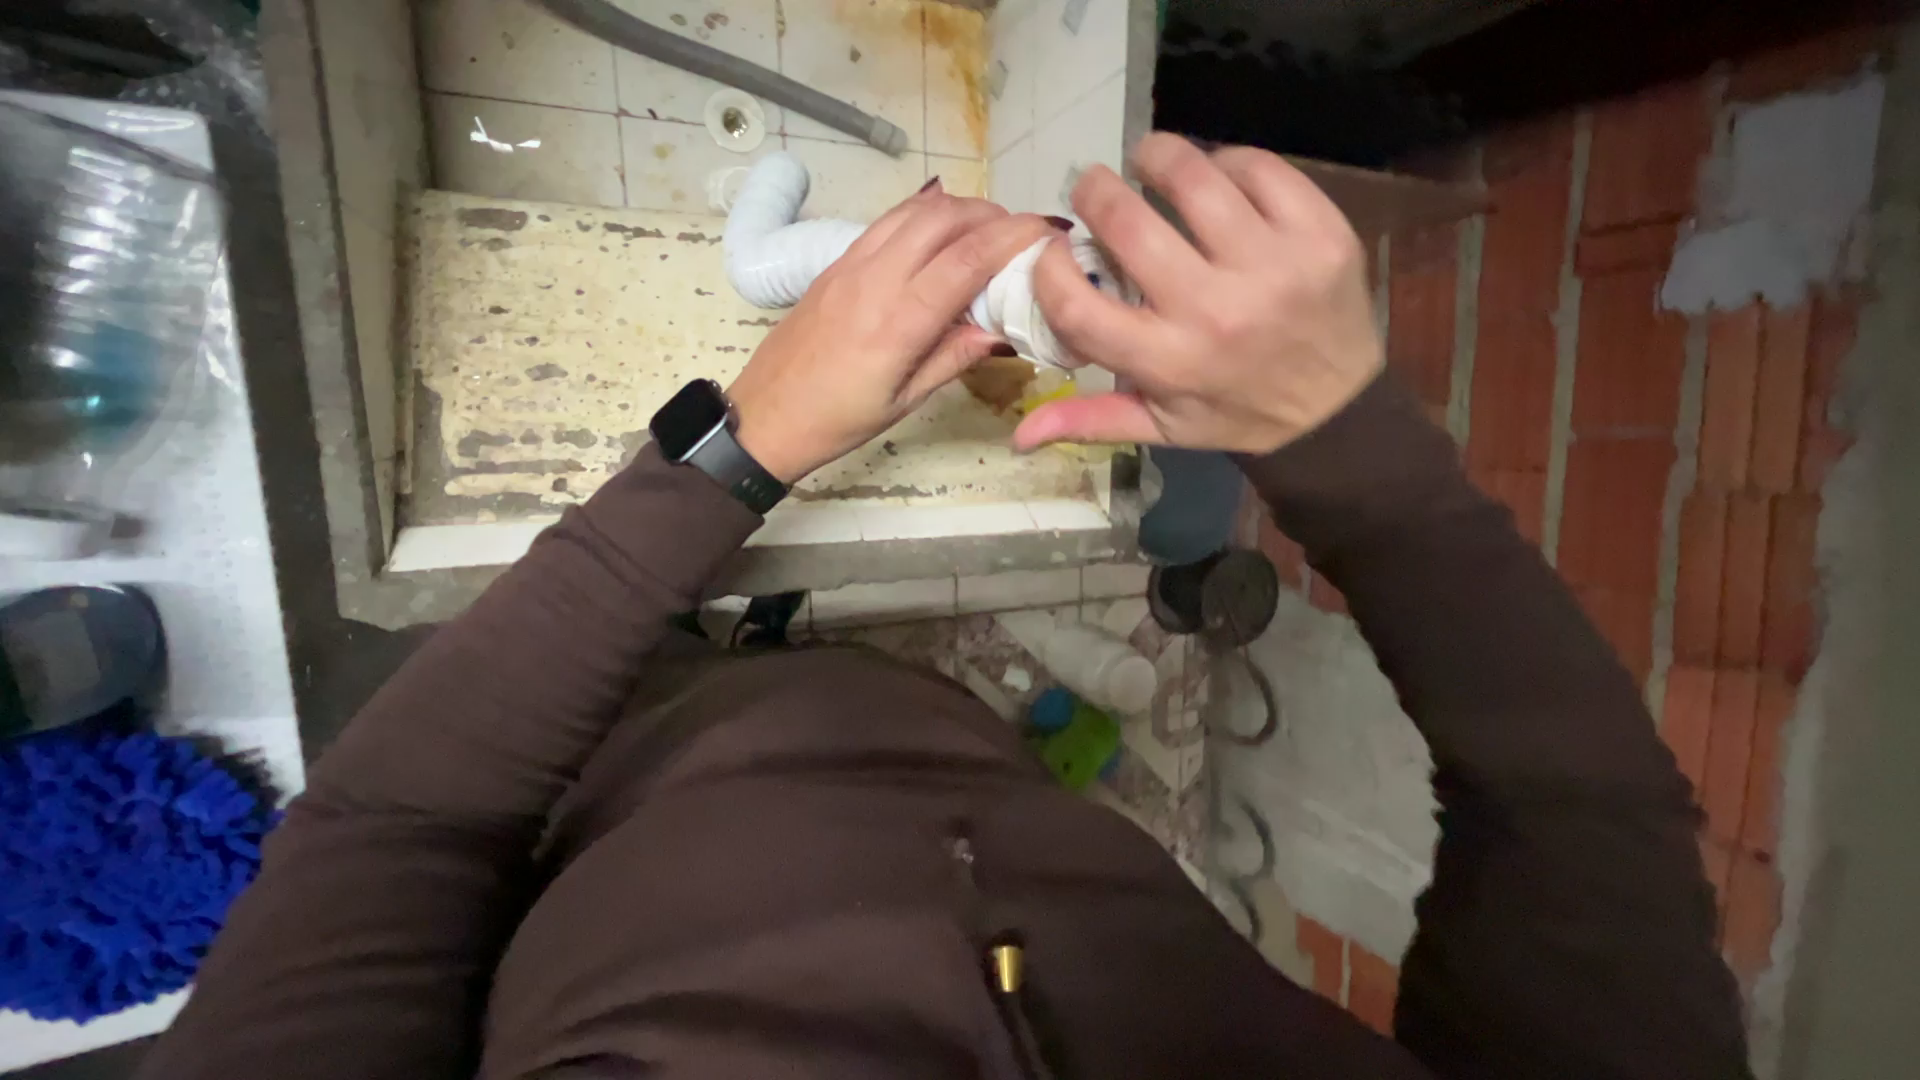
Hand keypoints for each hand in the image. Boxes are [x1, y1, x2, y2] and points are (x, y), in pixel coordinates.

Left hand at [728, 185, 1061, 483]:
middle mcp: (873, 280)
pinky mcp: (834, 263)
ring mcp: (849, 265)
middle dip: (990, 214)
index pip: (965, 260)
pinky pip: (886, 222)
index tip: (1048, 231)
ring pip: (911, 212)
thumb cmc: (837, 421)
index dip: (1012, 237)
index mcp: (896, 323)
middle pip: (942, 219)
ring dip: (957, 209)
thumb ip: (952, 358)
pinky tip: (939, 228)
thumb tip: (1000, 329)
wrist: (764, 415)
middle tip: (1020, 233)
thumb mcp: (903, 401)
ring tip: (986, 227)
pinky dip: (922, 214)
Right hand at [1013, 133, 1383, 455]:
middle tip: (1092, 186)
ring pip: (1193, 177)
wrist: (1335, 409)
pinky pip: (1258, 169)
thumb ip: (1088, 419)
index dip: (1049, 269)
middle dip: (1095, 191)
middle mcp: (1213, 311)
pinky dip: (1225, 163)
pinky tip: (1215, 176)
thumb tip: (1016, 437)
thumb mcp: (1158, 428)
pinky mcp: (1319, 233)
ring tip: (1146, 159)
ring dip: (1156, 157)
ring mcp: (1272, 266)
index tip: (1054, 254)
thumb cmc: (1231, 414)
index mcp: (1167, 362)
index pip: (1078, 305)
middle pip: (1127, 224)